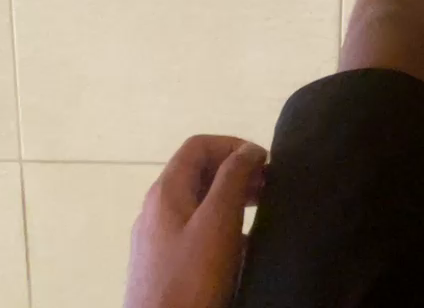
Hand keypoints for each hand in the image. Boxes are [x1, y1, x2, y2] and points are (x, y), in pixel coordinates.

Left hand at [124, 135, 268, 307]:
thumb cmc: (191, 279)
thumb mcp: (218, 221)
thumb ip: (234, 177)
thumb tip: (249, 148)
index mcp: (165, 192)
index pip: (198, 145)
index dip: (233, 145)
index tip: (263, 163)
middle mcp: (155, 210)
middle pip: (198, 172)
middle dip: (235, 172)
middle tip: (267, 187)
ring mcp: (156, 241)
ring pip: (198, 203)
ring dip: (230, 199)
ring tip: (258, 214)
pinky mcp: (162, 268)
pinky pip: (195, 232)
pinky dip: (221, 228)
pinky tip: (241, 250)